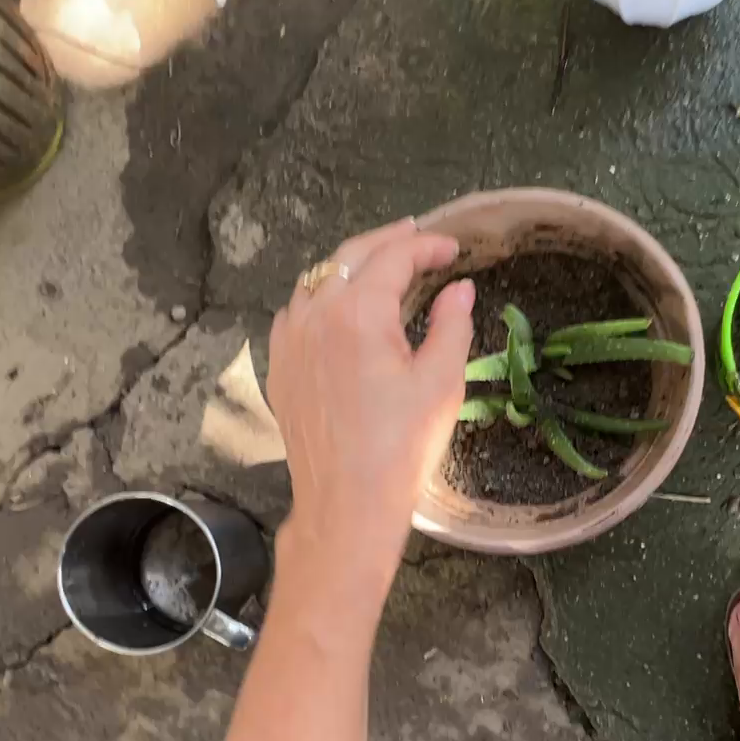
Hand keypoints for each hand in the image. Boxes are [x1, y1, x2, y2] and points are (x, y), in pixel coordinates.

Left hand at [266, 219, 474, 574]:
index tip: (454, 248)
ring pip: (318, 280)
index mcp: (359, 313)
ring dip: (351, 265)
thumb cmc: (402, 447)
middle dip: (388, 241)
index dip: (428, 247)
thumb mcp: (442, 383)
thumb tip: (459, 288)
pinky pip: (297, 312)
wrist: (346, 503)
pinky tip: (339, 309)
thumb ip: (453, 325)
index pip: (394, 258)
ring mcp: (290, 340)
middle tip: (419, 237)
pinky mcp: (280, 366)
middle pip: (349, 256)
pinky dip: (323, 296)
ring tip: (381, 267)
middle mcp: (316, 315)